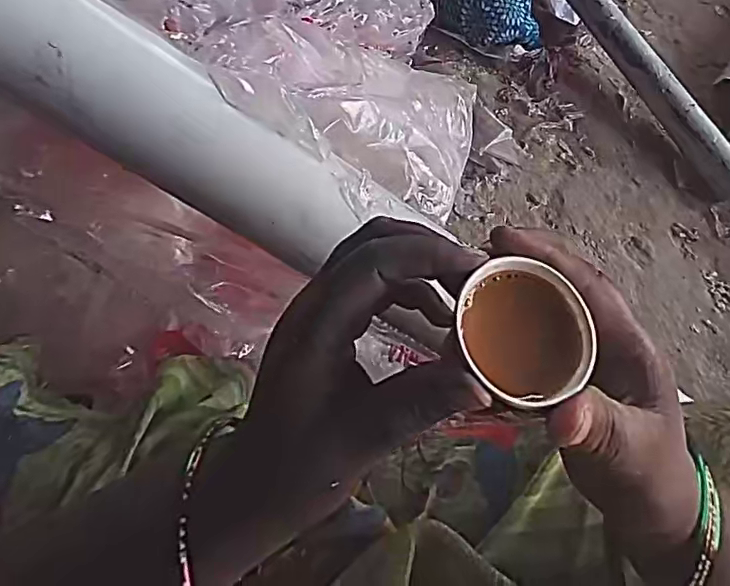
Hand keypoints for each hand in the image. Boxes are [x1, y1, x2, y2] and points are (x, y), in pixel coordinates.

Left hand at [187, 218, 488, 583]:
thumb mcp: (361, 441)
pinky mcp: (330, 315)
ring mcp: (321, 304)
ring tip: (461, 292)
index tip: (473, 268)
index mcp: (317, 324)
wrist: (250, 488)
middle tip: (473, 273)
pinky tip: (435, 314)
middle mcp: (316, 301)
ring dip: (421, 263)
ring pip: (375, 253)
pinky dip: (411, 284)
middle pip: (374, 241)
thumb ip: (419, 405)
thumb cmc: (295, 469)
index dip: (428, 255)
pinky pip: (375, 278)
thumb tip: (479, 383)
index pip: (374, 261)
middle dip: (429, 248)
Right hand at [488, 227, 700, 559]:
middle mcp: (604, 336)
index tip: (504, 237)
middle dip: (522, 261)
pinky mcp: (566, 374)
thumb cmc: (652, 476)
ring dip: (511, 290)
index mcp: (627, 340)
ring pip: (545, 306)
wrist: (655, 512)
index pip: (587, 283)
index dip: (548, 255)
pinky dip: (506, 329)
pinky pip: (533, 338)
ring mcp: (585, 354)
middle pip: (562, 284)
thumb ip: (601, 428)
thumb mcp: (632, 453)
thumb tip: (561, 412)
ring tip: (471, 287)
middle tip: (477, 256)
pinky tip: (479, 332)